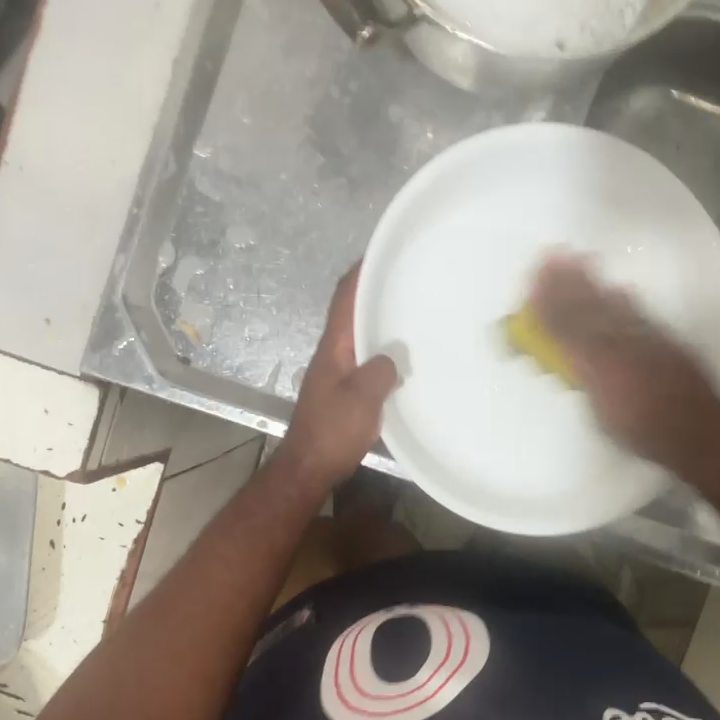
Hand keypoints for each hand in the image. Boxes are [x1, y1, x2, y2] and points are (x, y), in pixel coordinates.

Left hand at [278, 267, 398, 487]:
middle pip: (351, 313)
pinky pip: (364, 360)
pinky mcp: (343, 391)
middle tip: (407, 281)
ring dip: (379, 323)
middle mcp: (332, 353)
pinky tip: (402, 360)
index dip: (360, 272)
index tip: (382, 252)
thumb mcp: (363, 399)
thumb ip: (380, 372)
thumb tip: (391, 361)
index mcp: (333, 347)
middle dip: (374, 292)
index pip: (345, 298)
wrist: (308, 467)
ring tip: (411, 315)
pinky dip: (381, 351)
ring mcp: (336, 373)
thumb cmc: (332, 432)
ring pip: (359, 337)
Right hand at [529, 255, 719, 477]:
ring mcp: (645, 340)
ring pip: (614, 305)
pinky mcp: (665, 346)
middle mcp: (621, 338)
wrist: (696, 430)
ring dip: (594, 282)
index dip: (549, 299)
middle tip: (554, 254)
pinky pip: (638, 315)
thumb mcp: (599, 404)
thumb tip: (553, 352)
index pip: (567, 321)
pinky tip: (622, 291)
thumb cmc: (641, 426)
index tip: (534, 275)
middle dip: (569, 282)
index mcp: (599, 354)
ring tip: (581, 260)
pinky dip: (625, 300)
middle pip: (590, 305)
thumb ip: (578, 372)